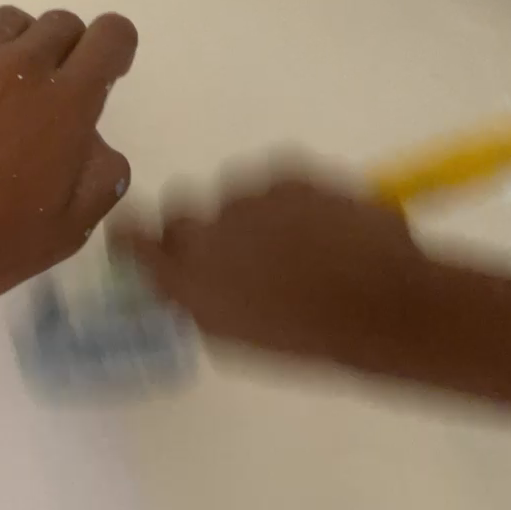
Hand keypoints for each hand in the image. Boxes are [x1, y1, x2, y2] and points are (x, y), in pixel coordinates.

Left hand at [0, 6, 137, 305]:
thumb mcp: (70, 229)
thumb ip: (103, 176)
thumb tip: (92, 142)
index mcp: (68, 102)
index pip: (112, 35)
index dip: (113, 53)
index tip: (100, 80)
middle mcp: (22, 66)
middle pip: (60, 24)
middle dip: (66, 55)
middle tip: (43, 103)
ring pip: (7, 21)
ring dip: (14, 48)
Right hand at [111, 167, 437, 364]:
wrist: (381, 308)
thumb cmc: (300, 337)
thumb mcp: (229, 333)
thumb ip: (194, 297)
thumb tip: (182, 278)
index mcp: (181, 275)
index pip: (129, 235)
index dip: (134, 233)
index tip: (145, 239)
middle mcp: (200, 229)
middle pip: (179, 210)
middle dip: (202, 227)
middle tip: (240, 253)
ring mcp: (244, 195)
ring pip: (234, 196)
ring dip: (252, 215)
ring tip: (295, 245)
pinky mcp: (287, 171)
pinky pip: (277, 182)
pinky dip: (292, 200)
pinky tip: (321, 228)